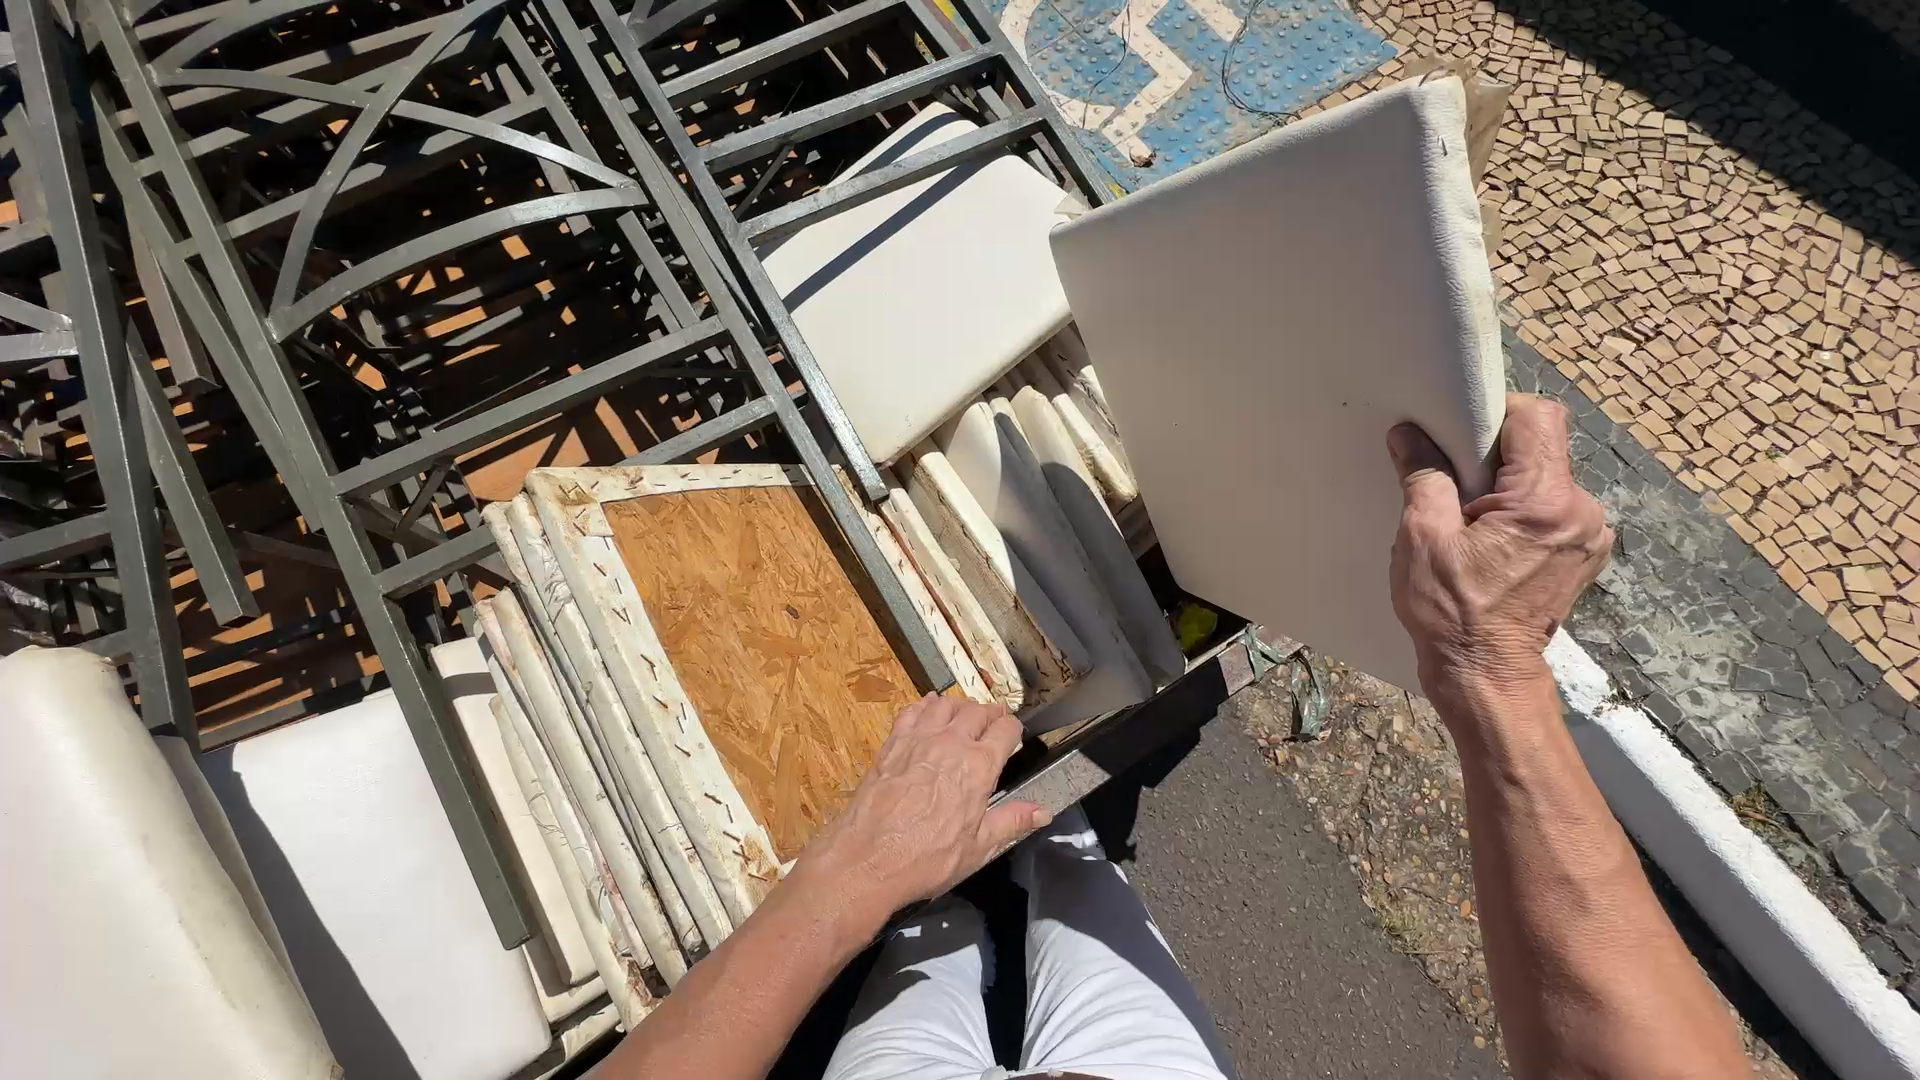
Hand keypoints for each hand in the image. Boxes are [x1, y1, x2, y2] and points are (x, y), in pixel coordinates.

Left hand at [796, 694, 1048, 917]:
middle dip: (990, 713)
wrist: (869, 857)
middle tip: (993, 721)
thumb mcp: (979, 848)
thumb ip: (1012, 822)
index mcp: (979, 765)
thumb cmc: (929, 858)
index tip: (1014, 735)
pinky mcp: (893, 741)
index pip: (1006, 729)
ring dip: (960, 705)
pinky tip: (928, 708)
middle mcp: (952, 741)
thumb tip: (1044, 812)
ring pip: (946, 704)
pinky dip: (925, 705)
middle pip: (977, 711)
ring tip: (963, 713)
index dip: (1014, 728)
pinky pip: (913, 710)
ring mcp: (919, 737)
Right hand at [1387, 394, 1612, 699]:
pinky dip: (1517, 512)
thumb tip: (1410, 435)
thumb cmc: (1451, 610)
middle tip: (1449, 488)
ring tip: (1465, 523)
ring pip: (1543, 481)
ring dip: (1502, 488)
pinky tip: (1486, 542)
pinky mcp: (1582, 554)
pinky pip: (1550, 509)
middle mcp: (1584, 511)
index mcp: (1546, 502)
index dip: (1494, 415)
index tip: (1454, 436)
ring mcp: (1590, 535)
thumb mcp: (1421, 538)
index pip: (1538, 419)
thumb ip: (1423, 477)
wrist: (1485, 671)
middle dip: (1490, 458)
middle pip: (1540, 450)